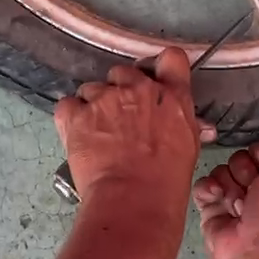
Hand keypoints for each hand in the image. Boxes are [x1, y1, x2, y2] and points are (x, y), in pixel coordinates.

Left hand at [55, 49, 215, 205]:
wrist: (134, 199)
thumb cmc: (166, 182)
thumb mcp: (189, 147)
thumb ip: (184, 124)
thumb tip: (191, 124)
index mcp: (172, 96)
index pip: (171, 59)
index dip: (161, 67)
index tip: (154, 78)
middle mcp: (138, 89)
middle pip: (123, 72)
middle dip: (120, 91)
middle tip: (121, 118)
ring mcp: (105, 99)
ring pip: (92, 88)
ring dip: (94, 106)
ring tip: (98, 135)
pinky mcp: (77, 115)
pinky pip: (68, 106)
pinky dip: (70, 118)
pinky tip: (78, 136)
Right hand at [192, 137, 258, 258]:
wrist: (255, 256)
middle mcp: (257, 187)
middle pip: (240, 157)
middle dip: (244, 171)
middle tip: (252, 190)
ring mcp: (232, 198)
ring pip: (222, 169)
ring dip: (229, 184)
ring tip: (237, 205)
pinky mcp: (211, 208)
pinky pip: (203, 185)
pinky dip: (209, 189)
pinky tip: (217, 198)